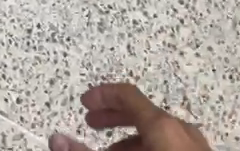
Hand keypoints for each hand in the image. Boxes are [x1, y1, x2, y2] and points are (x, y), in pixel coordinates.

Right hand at [48, 83, 211, 150]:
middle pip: (144, 113)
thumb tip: (56, 139)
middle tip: (91, 125)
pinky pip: (176, 150)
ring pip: (161, 136)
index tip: (83, 105)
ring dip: (133, 140)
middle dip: (114, 118)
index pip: (128, 95)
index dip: (102, 95)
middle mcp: (184, 134)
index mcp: (164, 128)